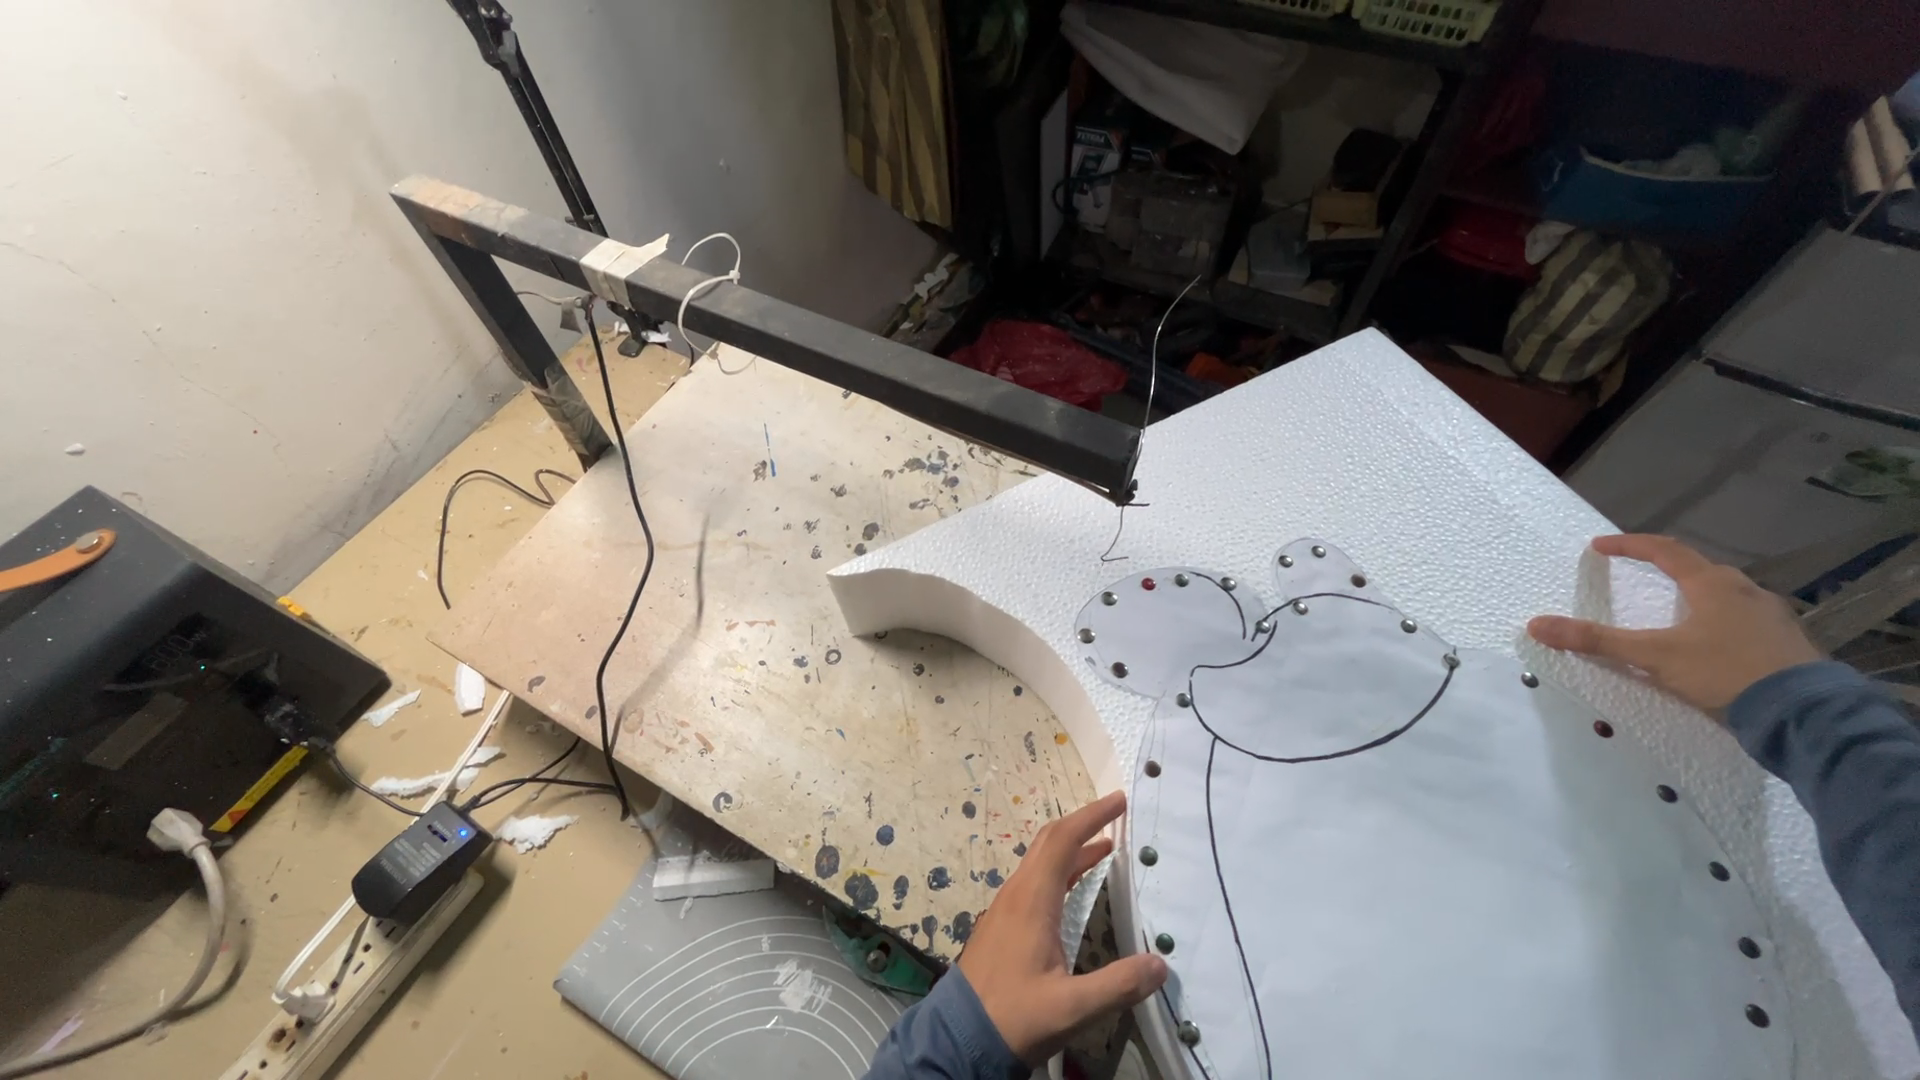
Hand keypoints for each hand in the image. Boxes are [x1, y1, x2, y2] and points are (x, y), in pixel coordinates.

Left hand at [958, 790, 1167, 1063]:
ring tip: (1107, 846)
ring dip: (1073, 847)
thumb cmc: (1015, 1016)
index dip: (1092, 816)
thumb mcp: (1072, 1007)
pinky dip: (1062, 869)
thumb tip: (1160, 964)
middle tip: (1116, 813)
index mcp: (1033, 899)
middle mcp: (1018, 892)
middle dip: (1083, 822)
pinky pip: (1036, 880)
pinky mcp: (1005, 922)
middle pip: (1050, 841)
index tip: (1118, 800)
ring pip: (1042, 861)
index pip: (1064, 840)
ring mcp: (1008, 906)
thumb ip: (1118, 984)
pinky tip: (1076, 886)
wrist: (961, 1037)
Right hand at [1527, 534, 1822, 711]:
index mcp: (1713, 585)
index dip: (1630, 545)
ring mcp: (1770, 617)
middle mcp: (1745, 592)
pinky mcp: (1784, 643)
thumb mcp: (1652, 655)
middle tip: (1639, 573)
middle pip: (1700, 569)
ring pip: (1725, 594)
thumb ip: (1595, 640)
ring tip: (1671, 608)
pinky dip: (1716, 618)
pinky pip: (1742, 618)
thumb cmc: (1725, 671)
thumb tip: (1535, 625)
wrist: (1805, 714)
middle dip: (1666, 568)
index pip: (1666, 551)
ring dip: (1694, 593)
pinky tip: (1708, 640)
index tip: (1600, 546)